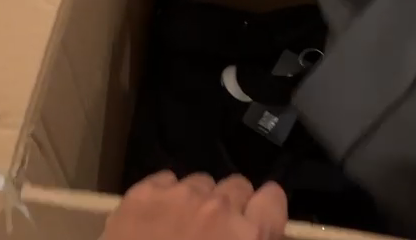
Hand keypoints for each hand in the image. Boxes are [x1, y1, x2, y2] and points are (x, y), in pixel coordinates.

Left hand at [102, 173, 287, 239]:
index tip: (252, 228)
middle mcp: (219, 208)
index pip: (273, 199)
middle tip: (211, 237)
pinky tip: (152, 227)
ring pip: (200, 183)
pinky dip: (164, 199)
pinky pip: (165, 181)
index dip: (263, 214)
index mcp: (249, 237)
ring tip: (177, 233)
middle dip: (229, 209)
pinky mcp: (143, 194)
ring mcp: (179, 196)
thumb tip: (251, 238)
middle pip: (237, 186)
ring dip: (195, 204)